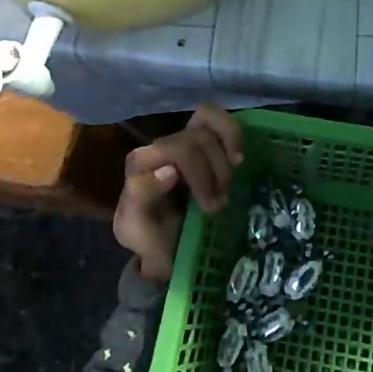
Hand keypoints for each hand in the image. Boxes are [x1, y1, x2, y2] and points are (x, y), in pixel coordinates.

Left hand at [113, 105, 245, 280]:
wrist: (166, 250)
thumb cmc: (150, 239)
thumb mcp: (133, 228)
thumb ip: (140, 197)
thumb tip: (169, 171)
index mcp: (141, 162)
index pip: (173, 149)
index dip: (198, 174)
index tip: (208, 207)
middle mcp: (162, 146)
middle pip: (195, 139)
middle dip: (212, 175)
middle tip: (216, 207)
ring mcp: (185, 142)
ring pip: (210, 130)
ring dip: (223, 165)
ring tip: (224, 192)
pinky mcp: (207, 144)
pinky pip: (221, 122)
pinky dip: (234, 135)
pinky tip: (239, 159)